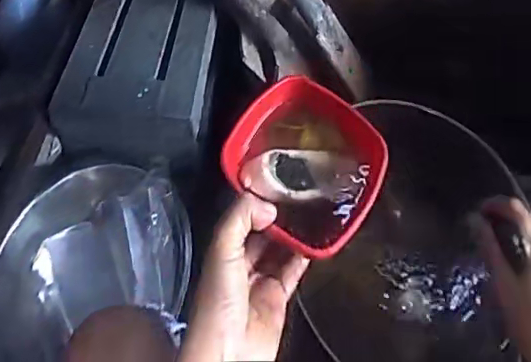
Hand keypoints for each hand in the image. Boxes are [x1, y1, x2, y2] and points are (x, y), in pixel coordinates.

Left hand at [179, 192, 307, 361]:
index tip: (275, 185)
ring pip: (278, 249)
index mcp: (222, 250)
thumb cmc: (217, 303)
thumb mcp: (222, 249)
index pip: (240, 216)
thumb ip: (240, 218)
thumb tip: (266, 204)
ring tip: (307, 214)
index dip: (256, 201)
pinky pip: (293, 271)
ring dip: (291, 234)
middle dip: (275, 216)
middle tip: (295, 197)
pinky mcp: (278, 299)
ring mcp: (260, 281)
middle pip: (261, 232)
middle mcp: (240, 263)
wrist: (230, 353)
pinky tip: (313, 243)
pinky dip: (303, 257)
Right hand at [468, 198, 530, 361]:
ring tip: (496, 253)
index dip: (496, 204)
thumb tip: (475, 221)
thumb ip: (490, 250)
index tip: (479, 210)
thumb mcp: (504, 287)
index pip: (519, 210)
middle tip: (483, 231)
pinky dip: (529, 258)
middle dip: (505, 223)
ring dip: (516, 241)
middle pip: (530, 226)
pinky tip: (517, 276)